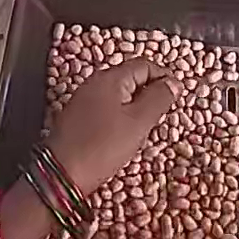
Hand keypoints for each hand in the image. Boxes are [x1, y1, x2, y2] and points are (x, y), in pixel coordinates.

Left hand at [43, 60, 177, 194]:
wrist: (61, 174)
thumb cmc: (102, 147)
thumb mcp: (138, 122)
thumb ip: (158, 98)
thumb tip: (173, 82)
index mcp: (110, 78)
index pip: (144, 65)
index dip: (164, 77)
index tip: (177, 95)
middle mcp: (94, 83)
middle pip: (130, 77)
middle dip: (150, 92)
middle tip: (162, 113)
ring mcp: (84, 100)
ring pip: (119, 94)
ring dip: (136, 106)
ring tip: (145, 126)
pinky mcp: (78, 117)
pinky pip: (107, 108)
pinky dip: (120, 116)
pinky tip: (124, 134)